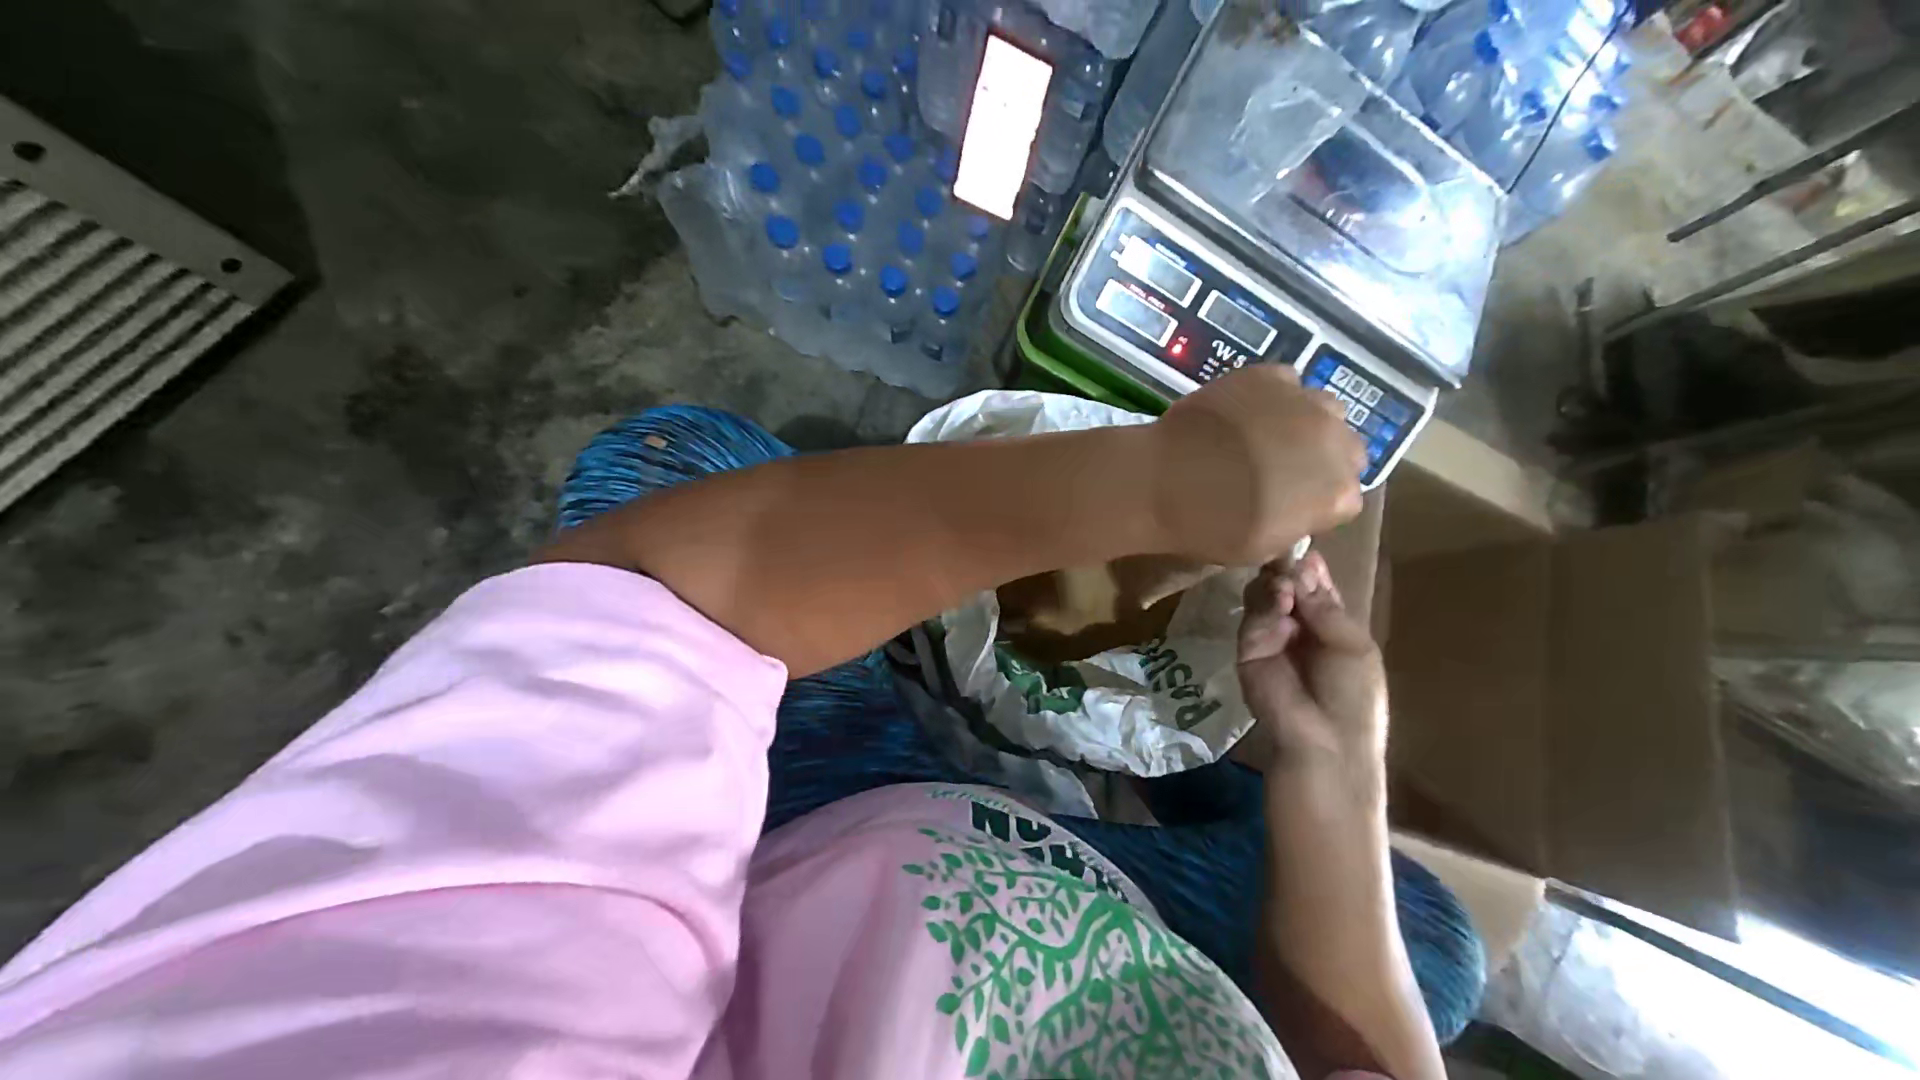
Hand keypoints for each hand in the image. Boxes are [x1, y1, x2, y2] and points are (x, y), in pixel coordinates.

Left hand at [1149, 367, 1365, 564]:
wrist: (1165, 481)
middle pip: (1344, 449)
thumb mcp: (1261, 548)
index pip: (1345, 497)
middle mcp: (1336, 444)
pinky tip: (1243, 408)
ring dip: (1305, 422)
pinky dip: (1272, 394)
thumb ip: (1294, 524)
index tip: (1292, 502)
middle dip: (1321, 458)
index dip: (1318, 500)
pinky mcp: (1271, 377)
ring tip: (1266, 434)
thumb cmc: (1211, 527)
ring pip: (1323, 409)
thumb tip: (1292, 512)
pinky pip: (1284, 382)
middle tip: (1281, 467)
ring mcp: (1306, 404)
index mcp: (1339, 495)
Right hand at [1233, 553, 1387, 779]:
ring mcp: (1270, 635)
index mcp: (1329, 623)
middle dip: (1289, 571)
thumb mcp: (1353, 644)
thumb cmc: (1353, 696)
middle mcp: (1297, 624)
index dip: (1310, 566)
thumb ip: (1325, 606)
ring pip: (1265, 596)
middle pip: (1286, 584)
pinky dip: (1267, 605)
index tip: (1304, 545)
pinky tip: (1280, 600)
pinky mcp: (1247, 647)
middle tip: (1290, 563)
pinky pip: (1253, 617)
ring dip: (1277, 585)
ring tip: (1286, 587)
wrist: (1325, 741)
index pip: (1315, 585)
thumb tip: (1303, 565)